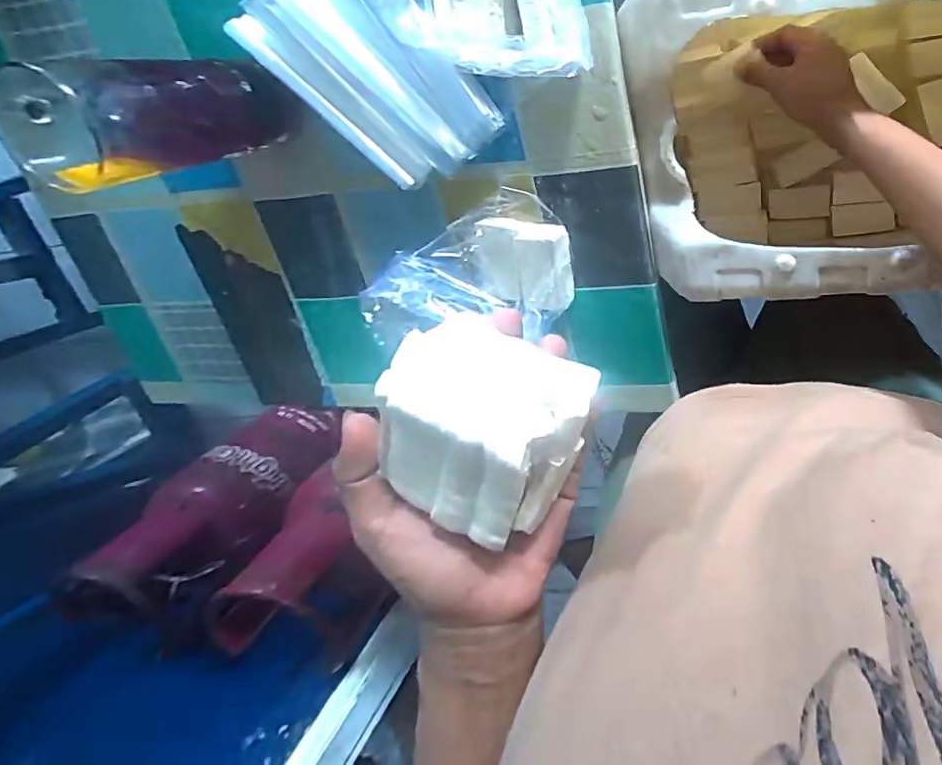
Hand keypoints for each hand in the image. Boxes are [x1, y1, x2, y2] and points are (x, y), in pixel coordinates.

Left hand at [332, 311, 582, 629]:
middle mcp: (488, 441)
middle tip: (513, 324)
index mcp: (446, 444)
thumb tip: (353, 416)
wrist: (474, 617)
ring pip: (539, 406)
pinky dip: (583, 419)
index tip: (467, 325)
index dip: (460, 352)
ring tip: (553, 345)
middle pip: (501, 385)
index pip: (454, 386)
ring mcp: (527, 459)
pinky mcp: (558, 482)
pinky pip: (572, 448)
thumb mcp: (377, 523)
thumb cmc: (421, 566)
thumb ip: (360, 476)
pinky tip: (589, 395)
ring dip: (550, 373)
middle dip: (509, 350)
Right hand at [740, 25, 870, 142]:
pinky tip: (788, 88)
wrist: (846, 121)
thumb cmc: (810, 97)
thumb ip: (757, 72)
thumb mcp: (778, 84)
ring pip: (804, 56)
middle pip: (795, 42)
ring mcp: (834, 60)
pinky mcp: (838, 77)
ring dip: (785, 64)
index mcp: (811, 40)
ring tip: (770, 79)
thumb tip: (739, 65)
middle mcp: (825, 44)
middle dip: (774, 54)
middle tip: (757, 68)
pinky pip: (813, 68)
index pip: (783, 33)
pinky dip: (797, 73)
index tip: (748, 56)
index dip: (763, 43)